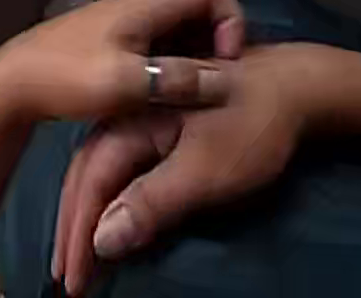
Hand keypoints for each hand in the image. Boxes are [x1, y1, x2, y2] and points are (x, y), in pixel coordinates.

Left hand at [0, 0, 247, 124]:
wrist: (16, 81)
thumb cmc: (68, 75)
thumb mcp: (126, 82)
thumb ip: (176, 78)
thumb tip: (224, 78)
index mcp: (149, 2)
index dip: (231, 20)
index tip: (228, 62)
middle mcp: (144, 3)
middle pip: (199, 9)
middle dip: (217, 42)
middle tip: (219, 85)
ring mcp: (130, 20)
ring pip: (181, 28)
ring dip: (197, 56)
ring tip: (197, 96)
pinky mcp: (119, 39)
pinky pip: (163, 43)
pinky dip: (177, 62)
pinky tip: (170, 97)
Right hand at [50, 43, 357, 295]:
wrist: (291, 83)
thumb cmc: (251, 127)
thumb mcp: (205, 170)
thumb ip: (151, 201)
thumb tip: (100, 239)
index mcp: (133, 117)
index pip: (92, 180)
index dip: (79, 231)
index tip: (73, 281)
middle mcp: (130, 109)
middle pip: (88, 169)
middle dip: (74, 223)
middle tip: (68, 277)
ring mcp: (144, 110)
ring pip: (101, 161)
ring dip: (87, 207)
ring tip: (79, 250)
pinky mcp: (161, 116)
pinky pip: (120, 155)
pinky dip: (108, 188)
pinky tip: (109, 206)